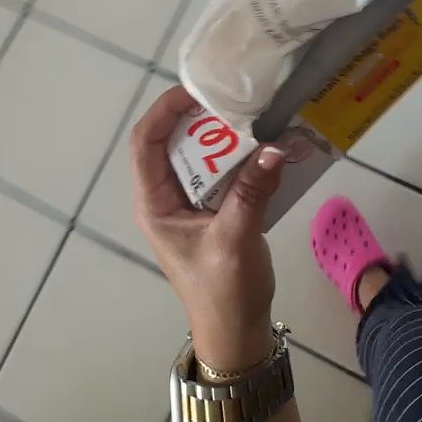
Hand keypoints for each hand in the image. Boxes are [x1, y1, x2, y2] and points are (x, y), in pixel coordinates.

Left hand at [130, 84, 286, 371]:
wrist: (238, 332)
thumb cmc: (222, 292)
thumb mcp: (234, 241)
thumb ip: (252, 193)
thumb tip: (275, 147)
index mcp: (155, 203)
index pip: (145, 142)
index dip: (164, 110)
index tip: (196, 90)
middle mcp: (169, 195)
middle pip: (175, 139)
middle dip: (203, 117)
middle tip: (236, 98)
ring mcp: (193, 200)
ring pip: (204, 151)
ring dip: (228, 134)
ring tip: (256, 114)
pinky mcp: (218, 204)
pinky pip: (226, 168)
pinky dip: (245, 154)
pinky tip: (270, 145)